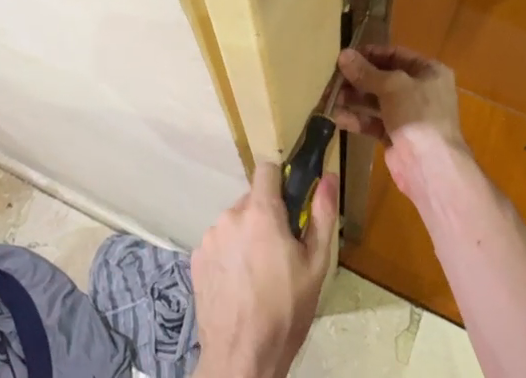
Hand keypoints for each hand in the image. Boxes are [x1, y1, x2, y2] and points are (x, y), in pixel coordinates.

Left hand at [191, 161, 338, 377]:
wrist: (242, 356)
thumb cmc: (286, 309)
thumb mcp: (316, 264)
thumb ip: (322, 214)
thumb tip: (329, 177)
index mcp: (261, 212)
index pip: (267, 169)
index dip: (282, 180)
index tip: (292, 202)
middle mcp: (230, 217)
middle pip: (253, 200)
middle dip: (268, 216)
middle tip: (282, 250)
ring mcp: (209, 238)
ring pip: (235, 222)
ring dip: (247, 235)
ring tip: (260, 271)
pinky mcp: (196, 259)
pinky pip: (219, 242)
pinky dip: (230, 253)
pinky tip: (240, 282)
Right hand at [329, 45, 465, 207]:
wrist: (430, 166)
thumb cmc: (417, 115)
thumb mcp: (392, 86)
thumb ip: (366, 72)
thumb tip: (343, 55)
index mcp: (429, 72)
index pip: (396, 55)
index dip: (371, 54)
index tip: (345, 55)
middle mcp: (420, 91)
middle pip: (384, 78)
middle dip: (358, 78)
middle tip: (332, 77)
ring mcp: (408, 115)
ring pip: (376, 101)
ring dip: (354, 98)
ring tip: (329, 96)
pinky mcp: (395, 136)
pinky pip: (373, 122)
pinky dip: (357, 119)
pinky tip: (337, 117)